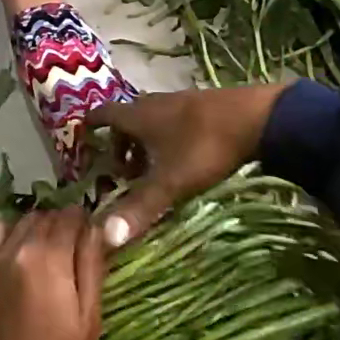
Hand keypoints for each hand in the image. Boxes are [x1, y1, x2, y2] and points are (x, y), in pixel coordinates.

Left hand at [0, 207, 105, 339]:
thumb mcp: (90, 312)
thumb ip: (92, 263)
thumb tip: (98, 225)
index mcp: (50, 256)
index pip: (71, 216)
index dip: (85, 221)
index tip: (93, 234)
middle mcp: (22, 246)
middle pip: (48, 215)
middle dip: (65, 223)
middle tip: (77, 245)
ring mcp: (1, 254)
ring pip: (26, 219)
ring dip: (42, 224)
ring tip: (54, 247)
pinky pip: (0, 231)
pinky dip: (14, 230)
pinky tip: (25, 246)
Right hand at [88, 83, 289, 248]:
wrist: (255, 117)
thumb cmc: (204, 146)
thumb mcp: (171, 182)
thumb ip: (140, 208)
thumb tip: (105, 238)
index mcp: (137, 116)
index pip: (102, 115)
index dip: (91, 128)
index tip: (83, 141)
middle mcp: (153, 104)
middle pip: (126, 121)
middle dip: (120, 145)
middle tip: (123, 174)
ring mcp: (179, 101)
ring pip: (151, 122)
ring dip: (145, 144)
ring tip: (153, 172)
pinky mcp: (201, 106)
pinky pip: (172, 121)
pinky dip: (166, 138)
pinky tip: (182, 160)